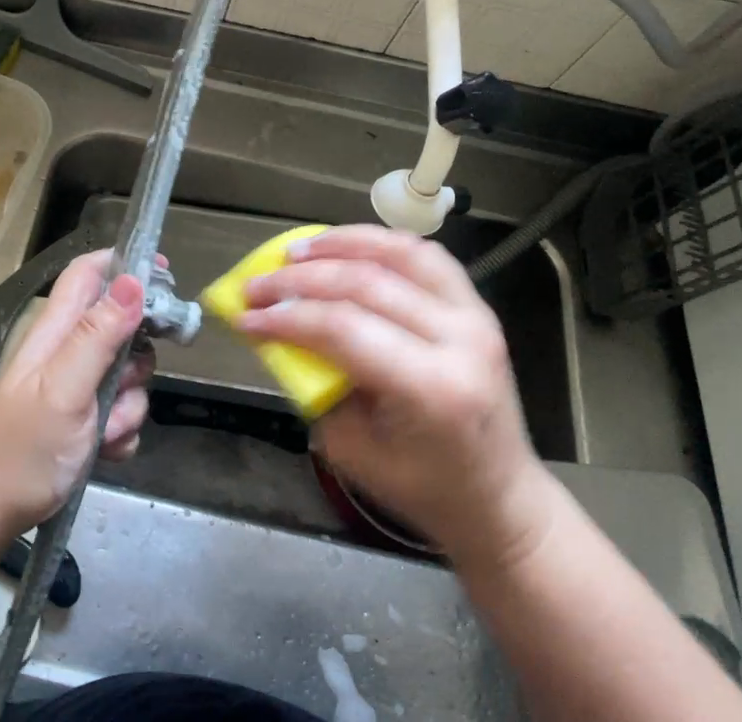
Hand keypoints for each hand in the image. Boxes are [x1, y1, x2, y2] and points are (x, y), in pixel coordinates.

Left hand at [0, 251, 152, 539]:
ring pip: (128, 377)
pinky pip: (121, 415)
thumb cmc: (21, 450)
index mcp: (55, 332)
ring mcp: (75, 389)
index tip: (166, 277)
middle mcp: (66, 352)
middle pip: (122, 328)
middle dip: (136, 360)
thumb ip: (97, 335)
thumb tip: (132, 280)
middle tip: (122, 386)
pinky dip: (119, 434)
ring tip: (100, 434)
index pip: (90, 274)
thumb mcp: (64, 389)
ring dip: (126, 408)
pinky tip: (101, 453)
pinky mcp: (83, 422)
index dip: (125, 265)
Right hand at [234, 225, 555, 570]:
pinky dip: (379, 244)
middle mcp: (460, 341)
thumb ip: (314, 386)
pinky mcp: (477, 309)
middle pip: (367, 284)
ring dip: (340, 244)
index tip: (244, 318)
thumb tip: (276, 335)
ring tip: (295, 251)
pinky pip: (425, 258)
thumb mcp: (351, 449)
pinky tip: (343, 248)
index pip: (344, 329)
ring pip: (400, 255)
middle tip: (255, 286)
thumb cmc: (421, 487)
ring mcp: (476, 318)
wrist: (498, 497)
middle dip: (299, 280)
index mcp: (431, 388)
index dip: (286, 317)